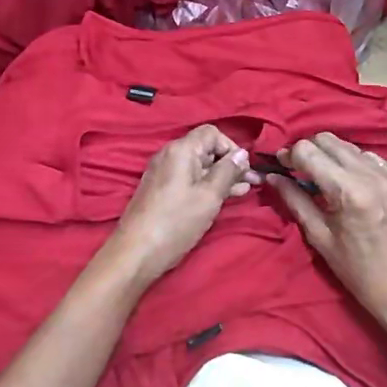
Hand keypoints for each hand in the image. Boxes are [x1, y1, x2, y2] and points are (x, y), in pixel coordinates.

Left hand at [100, 125, 257, 285]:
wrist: (136, 252)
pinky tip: (222, 198)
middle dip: (229, 164)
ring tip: (243, 191)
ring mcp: (163, 172)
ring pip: (198, 166)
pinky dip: (205, 185)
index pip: (212, 133)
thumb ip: (228, 171)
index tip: (243, 169)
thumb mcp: (209, 196)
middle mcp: (169, 154)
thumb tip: (242, 154)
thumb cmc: (177, 222)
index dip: (231, 147)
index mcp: (181, 150)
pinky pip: (188, 178)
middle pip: (205, 149)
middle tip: (251, 183)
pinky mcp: (160, 189)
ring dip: (220, 176)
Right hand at [268, 132, 386, 329]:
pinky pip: (373, 159)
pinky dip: (357, 165)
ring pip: (351, 147)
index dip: (290, 155)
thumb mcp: (320, 237)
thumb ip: (295, 201)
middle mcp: (372, 176)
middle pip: (329, 140)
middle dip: (310, 150)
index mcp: (349, 191)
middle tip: (300, 170)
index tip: (282, 166)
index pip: (309, 151)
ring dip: (333, 156)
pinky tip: (353, 184)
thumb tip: (273, 177)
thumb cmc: (358, 271)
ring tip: (327, 178)